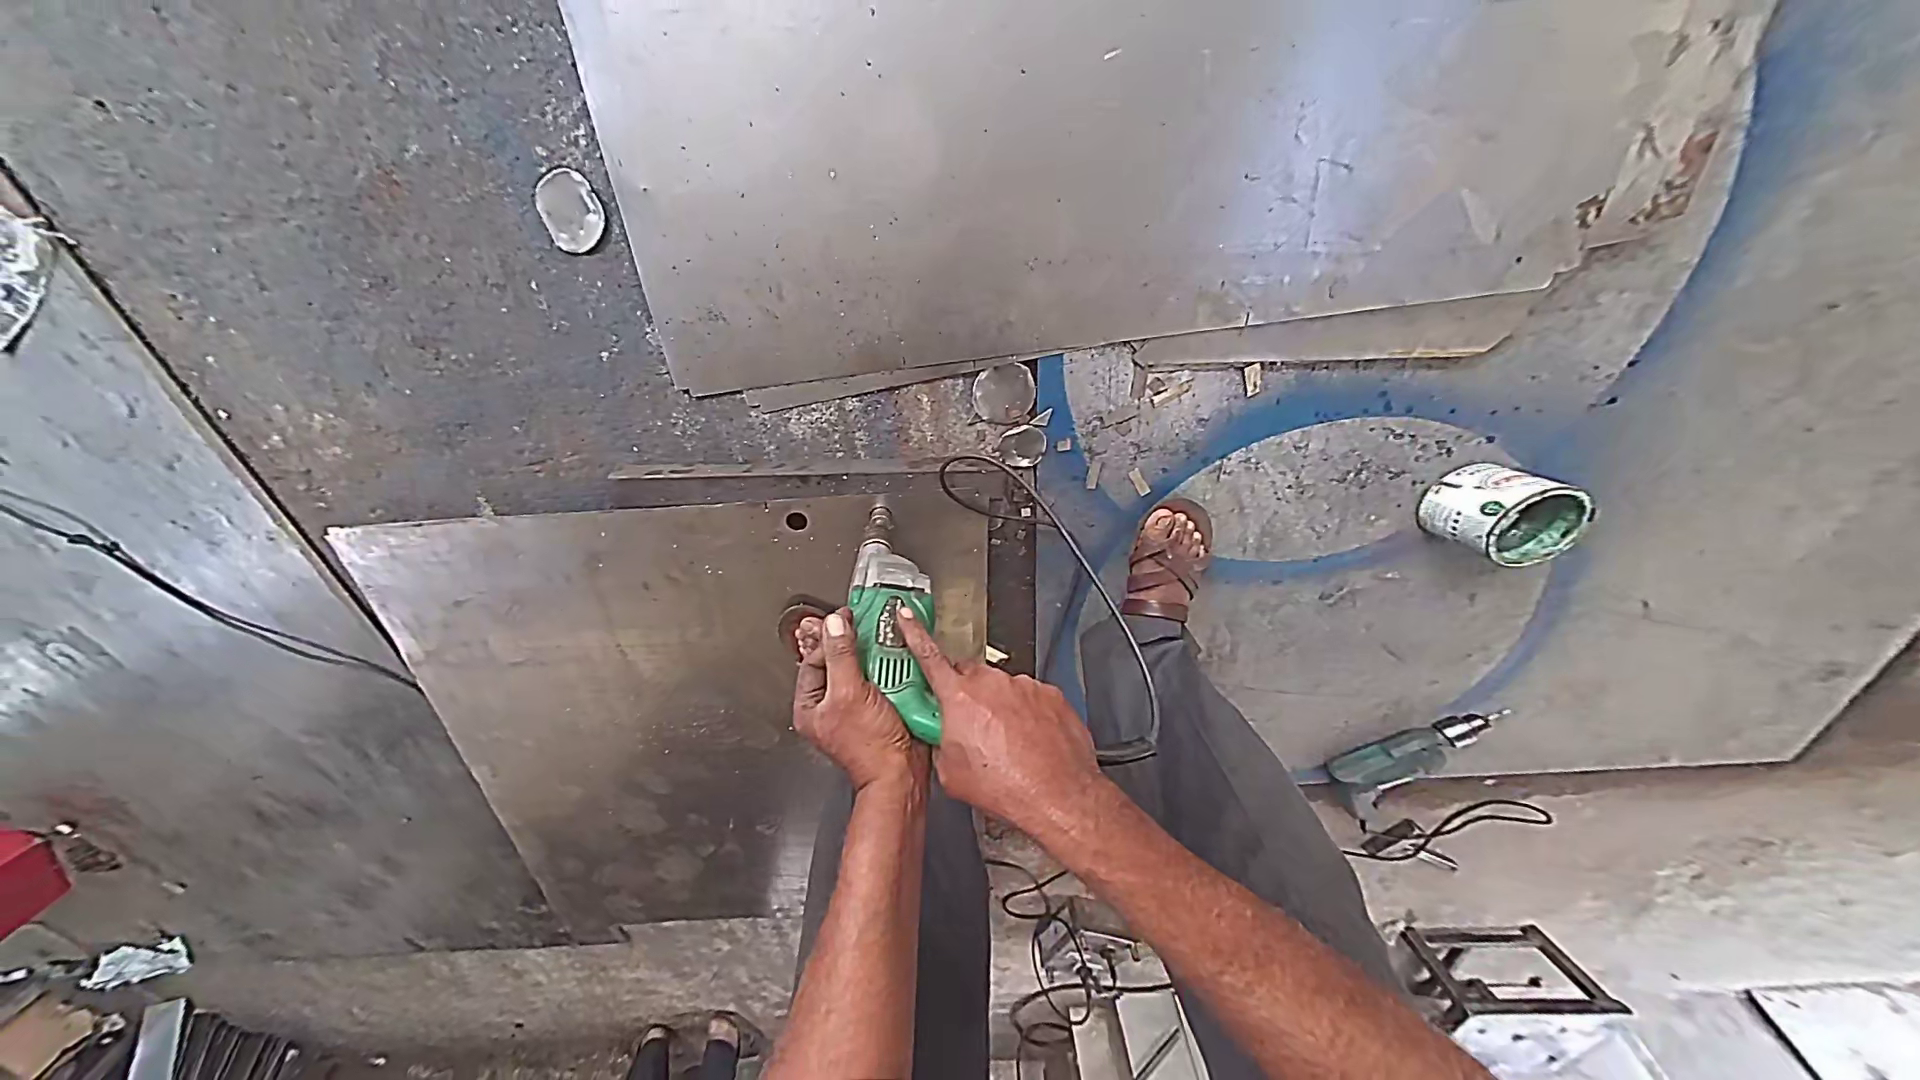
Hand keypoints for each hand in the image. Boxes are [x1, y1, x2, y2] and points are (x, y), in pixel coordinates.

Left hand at [793, 609, 926, 789]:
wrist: (902, 773)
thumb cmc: (870, 747)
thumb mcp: (848, 693)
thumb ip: (840, 656)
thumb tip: (833, 625)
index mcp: (812, 705)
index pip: (814, 658)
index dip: (829, 636)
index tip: (844, 618)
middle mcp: (831, 705)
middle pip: (837, 660)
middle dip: (851, 640)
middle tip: (863, 622)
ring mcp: (856, 705)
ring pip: (861, 666)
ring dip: (873, 651)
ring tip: (882, 636)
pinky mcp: (879, 706)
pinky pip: (881, 677)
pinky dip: (889, 665)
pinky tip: (897, 655)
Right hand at [895, 607, 1103, 832]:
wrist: (1057, 795)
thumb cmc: (1007, 787)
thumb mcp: (950, 773)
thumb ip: (940, 742)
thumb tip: (942, 738)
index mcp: (960, 697)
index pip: (928, 656)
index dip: (914, 633)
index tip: (907, 615)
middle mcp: (992, 683)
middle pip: (970, 676)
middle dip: (967, 695)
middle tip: (971, 726)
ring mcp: (1024, 686)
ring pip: (1003, 689)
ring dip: (1000, 708)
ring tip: (1007, 744)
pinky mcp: (1050, 694)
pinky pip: (1031, 698)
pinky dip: (1028, 716)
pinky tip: (1029, 742)